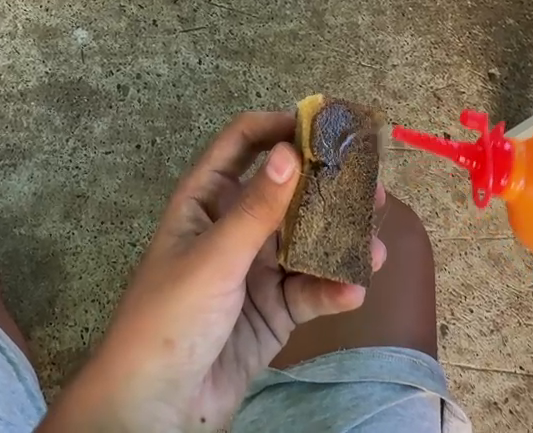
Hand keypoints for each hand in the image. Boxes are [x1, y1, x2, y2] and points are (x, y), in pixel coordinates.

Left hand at [41, 110, 384, 431]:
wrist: (156, 405)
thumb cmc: (171, 315)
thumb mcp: (215, 257)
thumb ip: (257, 208)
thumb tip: (291, 150)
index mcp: (205, 199)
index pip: (242, 144)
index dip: (278, 127)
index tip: (323, 128)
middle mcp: (232, 226)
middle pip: (284, 192)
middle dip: (324, 187)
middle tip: (370, 185)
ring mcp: (253, 270)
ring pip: (303, 242)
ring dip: (338, 241)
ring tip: (376, 242)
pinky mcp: (271, 311)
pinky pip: (307, 290)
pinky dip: (330, 289)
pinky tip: (353, 290)